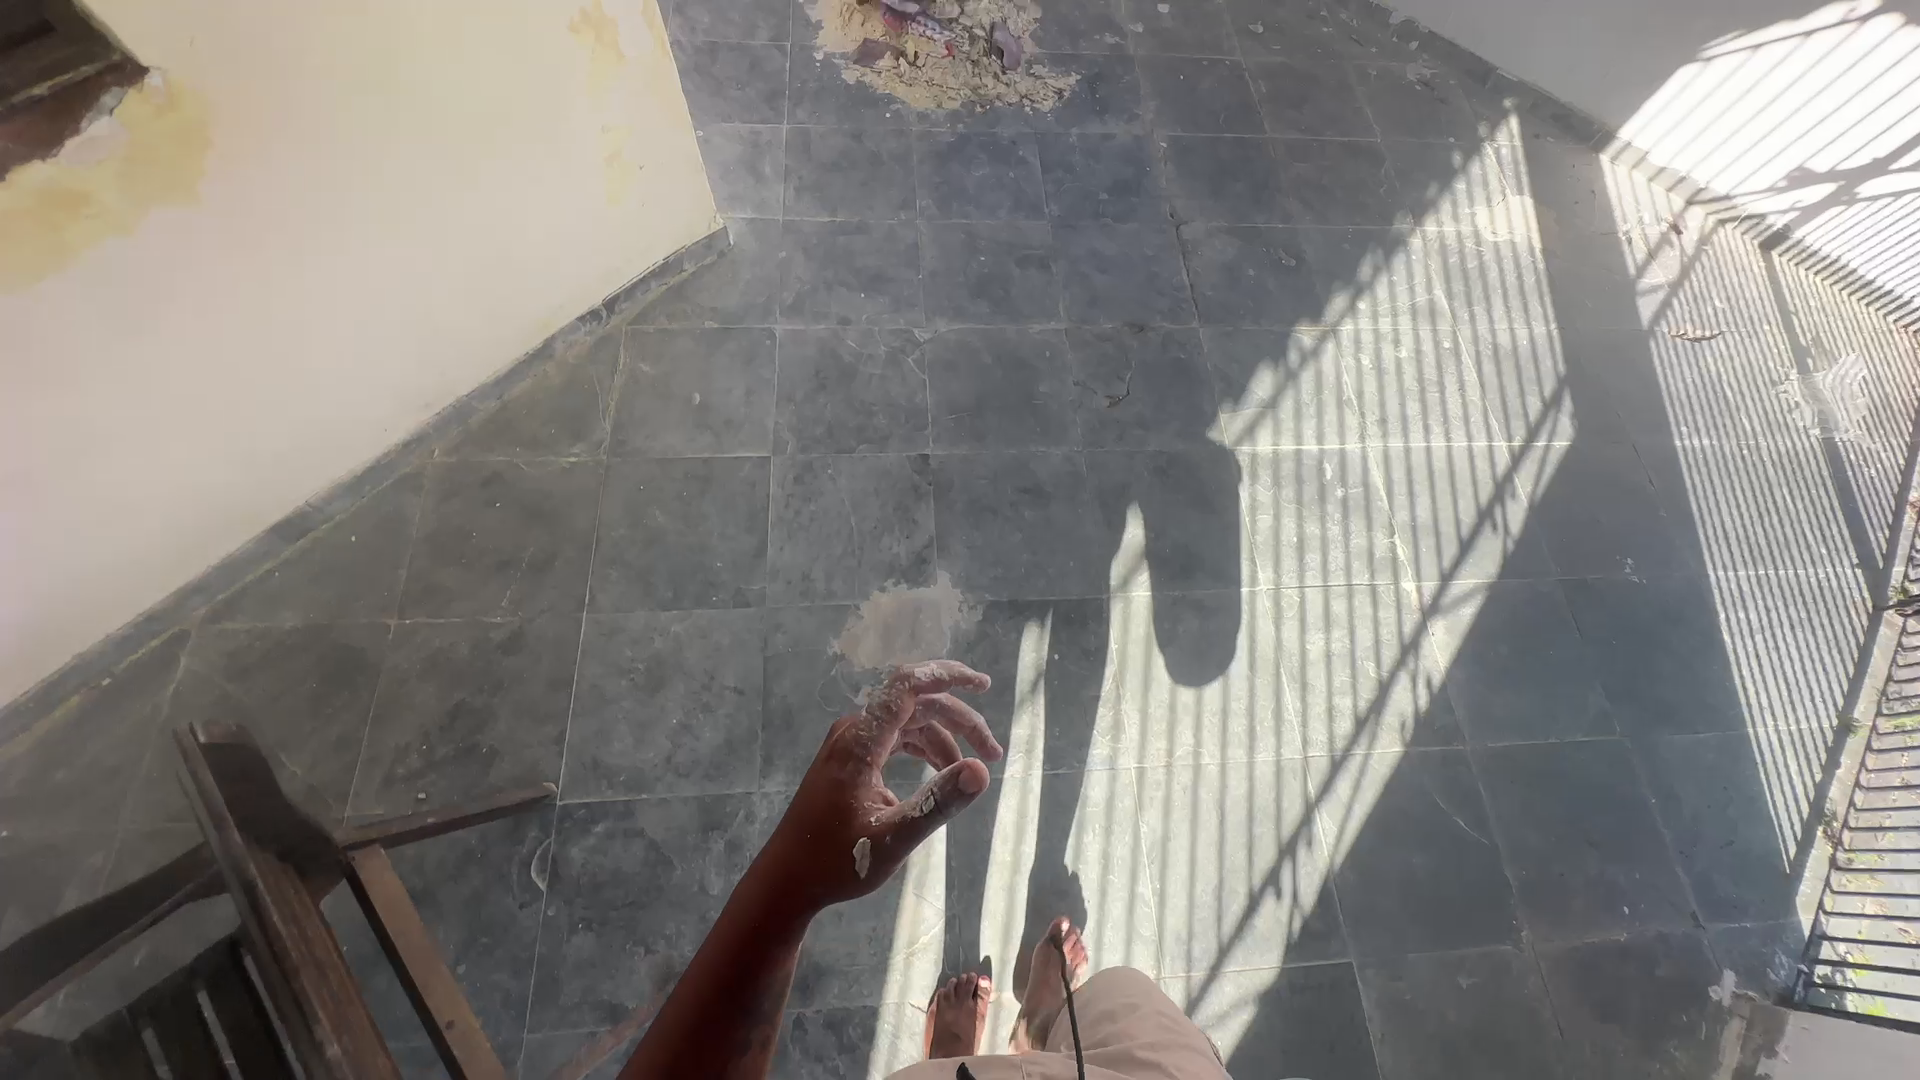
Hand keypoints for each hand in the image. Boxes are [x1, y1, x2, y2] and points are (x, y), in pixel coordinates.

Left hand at [757, 661, 1000, 914]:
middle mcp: (855, 731)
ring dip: (945, 735)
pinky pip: (897, 735)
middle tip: (994, 751)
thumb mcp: (891, 841)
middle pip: (916, 703)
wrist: (787, 879)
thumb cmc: (834, 863)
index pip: (907, 686)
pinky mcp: (852, 756)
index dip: (946, 675)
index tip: (984, 685)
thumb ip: (937, 805)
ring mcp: (851, 742)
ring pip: (909, 720)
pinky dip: (925, 746)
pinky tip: (942, 769)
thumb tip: (981, 771)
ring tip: (977, 764)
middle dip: (959, 719)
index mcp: (860, 741)